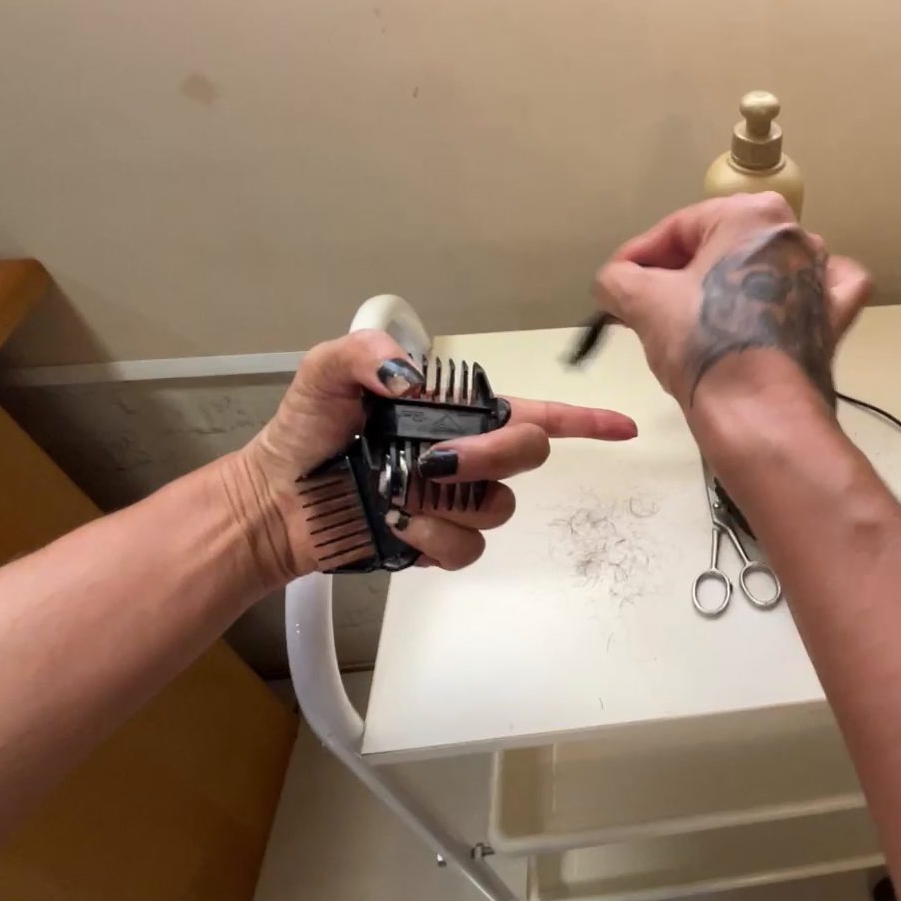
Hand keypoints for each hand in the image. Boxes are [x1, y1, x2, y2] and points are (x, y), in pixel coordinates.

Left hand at [231, 329, 636, 586]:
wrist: (276, 498)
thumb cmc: (307, 431)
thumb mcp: (329, 371)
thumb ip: (368, 354)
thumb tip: (412, 380)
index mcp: (462, 416)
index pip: (538, 414)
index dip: (586, 420)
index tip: (623, 427)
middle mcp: (472, 458)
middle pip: (530, 455)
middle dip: (494, 454)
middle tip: (437, 458)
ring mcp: (459, 502)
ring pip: (500, 505)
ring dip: (451, 498)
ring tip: (400, 493)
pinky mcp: (440, 542)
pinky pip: (468, 547)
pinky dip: (434, 536)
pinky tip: (400, 524)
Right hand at [592, 193, 870, 407]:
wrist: (760, 417)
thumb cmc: (704, 344)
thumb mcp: (641, 300)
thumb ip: (616, 278)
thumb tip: (612, 282)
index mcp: (753, 214)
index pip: (678, 228)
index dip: (638, 256)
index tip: (615, 283)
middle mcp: (796, 236)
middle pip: (720, 248)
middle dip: (679, 274)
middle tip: (643, 305)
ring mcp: (821, 278)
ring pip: (762, 270)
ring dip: (725, 287)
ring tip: (687, 322)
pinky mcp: (833, 320)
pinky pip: (811, 297)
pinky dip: (788, 300)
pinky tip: (771, 311)